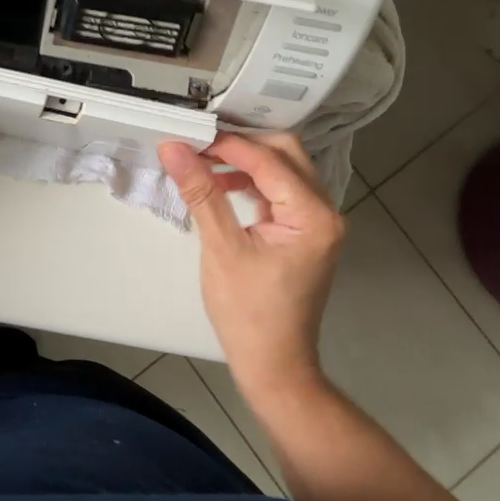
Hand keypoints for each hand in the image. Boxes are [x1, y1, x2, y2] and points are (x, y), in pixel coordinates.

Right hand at [159, 133, 345, 398]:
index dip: (227, 144)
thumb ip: (201, 192)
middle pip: (285, 153)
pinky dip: (252, 181)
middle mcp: (325, 212)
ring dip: (245, 160)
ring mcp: (318, 222)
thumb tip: (174, 149)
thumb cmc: (248, 313)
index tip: (188, 137)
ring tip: (203, 163)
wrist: (272, 363)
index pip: (268, 160)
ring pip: (284, 168)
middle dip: (241, 144)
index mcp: (312, 216)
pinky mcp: (305, 231)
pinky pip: (281, 191)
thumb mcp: (221, 248)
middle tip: (198, 145)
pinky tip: (222, 185)